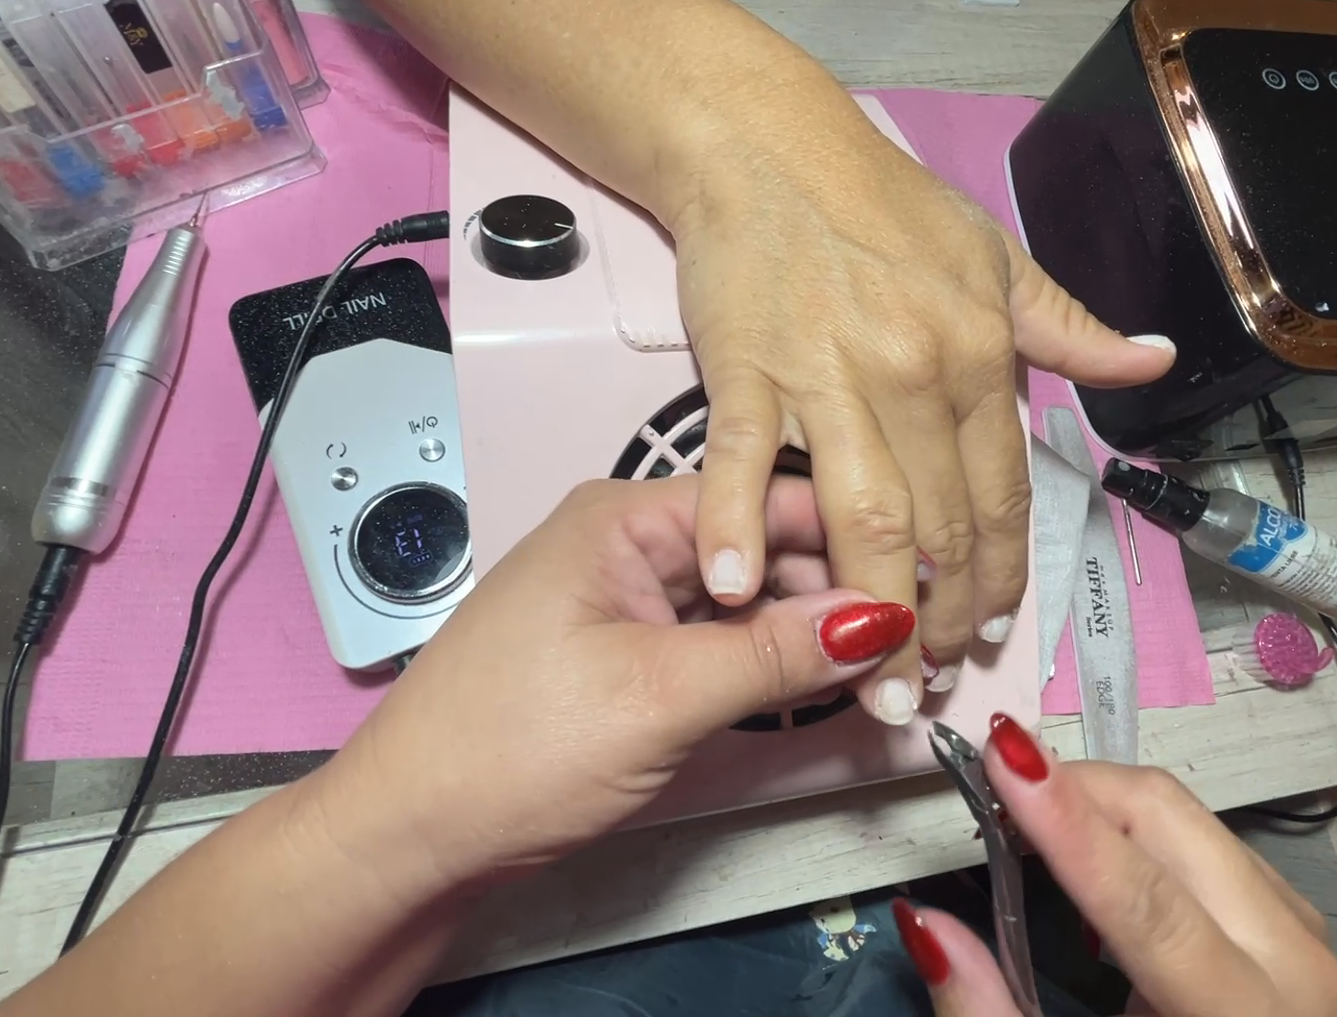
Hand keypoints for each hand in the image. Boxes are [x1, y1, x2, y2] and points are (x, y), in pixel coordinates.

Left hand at [324, 475, 912, 885]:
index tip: (920, 584)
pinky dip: (772, 666)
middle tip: (914, 654)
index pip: (763, 502)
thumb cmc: (511, 747)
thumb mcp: (656, 695)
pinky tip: (825, 686)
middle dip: (836, 601)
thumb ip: (771, 654)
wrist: (415, 835)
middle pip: (762, 553)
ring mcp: (636, 599)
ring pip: (748, 602)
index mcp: (625, 517)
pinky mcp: (638, 651)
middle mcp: (634, 543)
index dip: (847, 541)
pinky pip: (722, 642)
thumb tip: (879, 619)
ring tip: (886, 677)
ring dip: (810, 638)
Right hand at [672, 102, 1172, 726]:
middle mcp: (913, 374)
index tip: (987, 632)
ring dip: (870, 610)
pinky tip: (738, 587)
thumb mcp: (991, 251)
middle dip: (940, 620)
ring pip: (864, 514)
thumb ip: (1064, 320)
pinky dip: (740, 521)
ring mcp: (825, 375)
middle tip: (925, 683)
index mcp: (975, 352)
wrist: (767, 151)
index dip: (1000, 576)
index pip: (1003, 494)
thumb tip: (1149, 360)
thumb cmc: (876, 202)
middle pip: (941, 526)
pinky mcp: (745, 370)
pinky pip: (746, 457)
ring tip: (868, 682)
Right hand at [894, 717, 1336, 1015]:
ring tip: (1022, 823)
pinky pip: (1189, 825)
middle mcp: (1293, 961)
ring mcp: (1295, 924)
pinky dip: (1116, 816)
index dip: (1067, 823)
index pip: (1148, 905)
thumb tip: (920, 919)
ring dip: (1087, 797)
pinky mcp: (1281, 904)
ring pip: (1175, 807)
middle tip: (986, 797)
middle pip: (1163, 817)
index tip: (999, 752)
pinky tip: (1079, 846)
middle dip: (1064, 787)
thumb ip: (987, 1014)